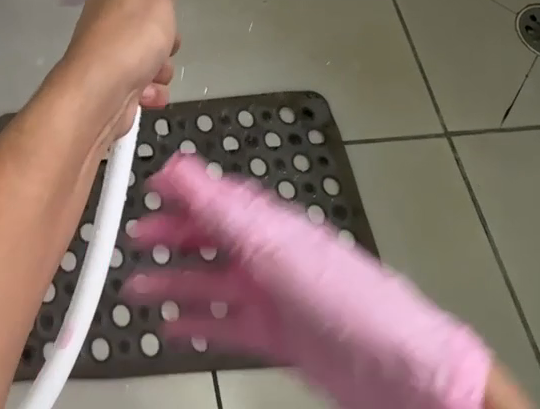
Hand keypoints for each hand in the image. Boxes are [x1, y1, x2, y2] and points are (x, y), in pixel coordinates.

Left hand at [56, 0, 179, 143]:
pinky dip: (149, 88)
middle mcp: (107, 14)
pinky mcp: (113, 79)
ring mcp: (108, 48)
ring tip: (155, 69)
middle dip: (165, 29)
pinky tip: (147, 91)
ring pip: (148, 50)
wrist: (99, 95)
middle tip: (167, 35)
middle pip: (144, 12)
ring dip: (160, 64)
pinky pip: (142, 79)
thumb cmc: (130, 39)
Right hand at [125, 155, 500, 408]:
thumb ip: (220, 208)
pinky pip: (224, 325)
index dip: (179, 192)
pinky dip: (195, 325)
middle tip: (135, 237)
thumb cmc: (349, 300)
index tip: (146, 188)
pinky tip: (171, 329)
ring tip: (136, 288)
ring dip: (172, 283)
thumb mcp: (274, 247)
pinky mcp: (275, 336)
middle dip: (169, 236)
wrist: (404, 373)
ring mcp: (270, 296)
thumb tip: (176, 166)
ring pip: (208, 283)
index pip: (214, 197)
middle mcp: (266, 255)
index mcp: (268, 224)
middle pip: (207, 238)